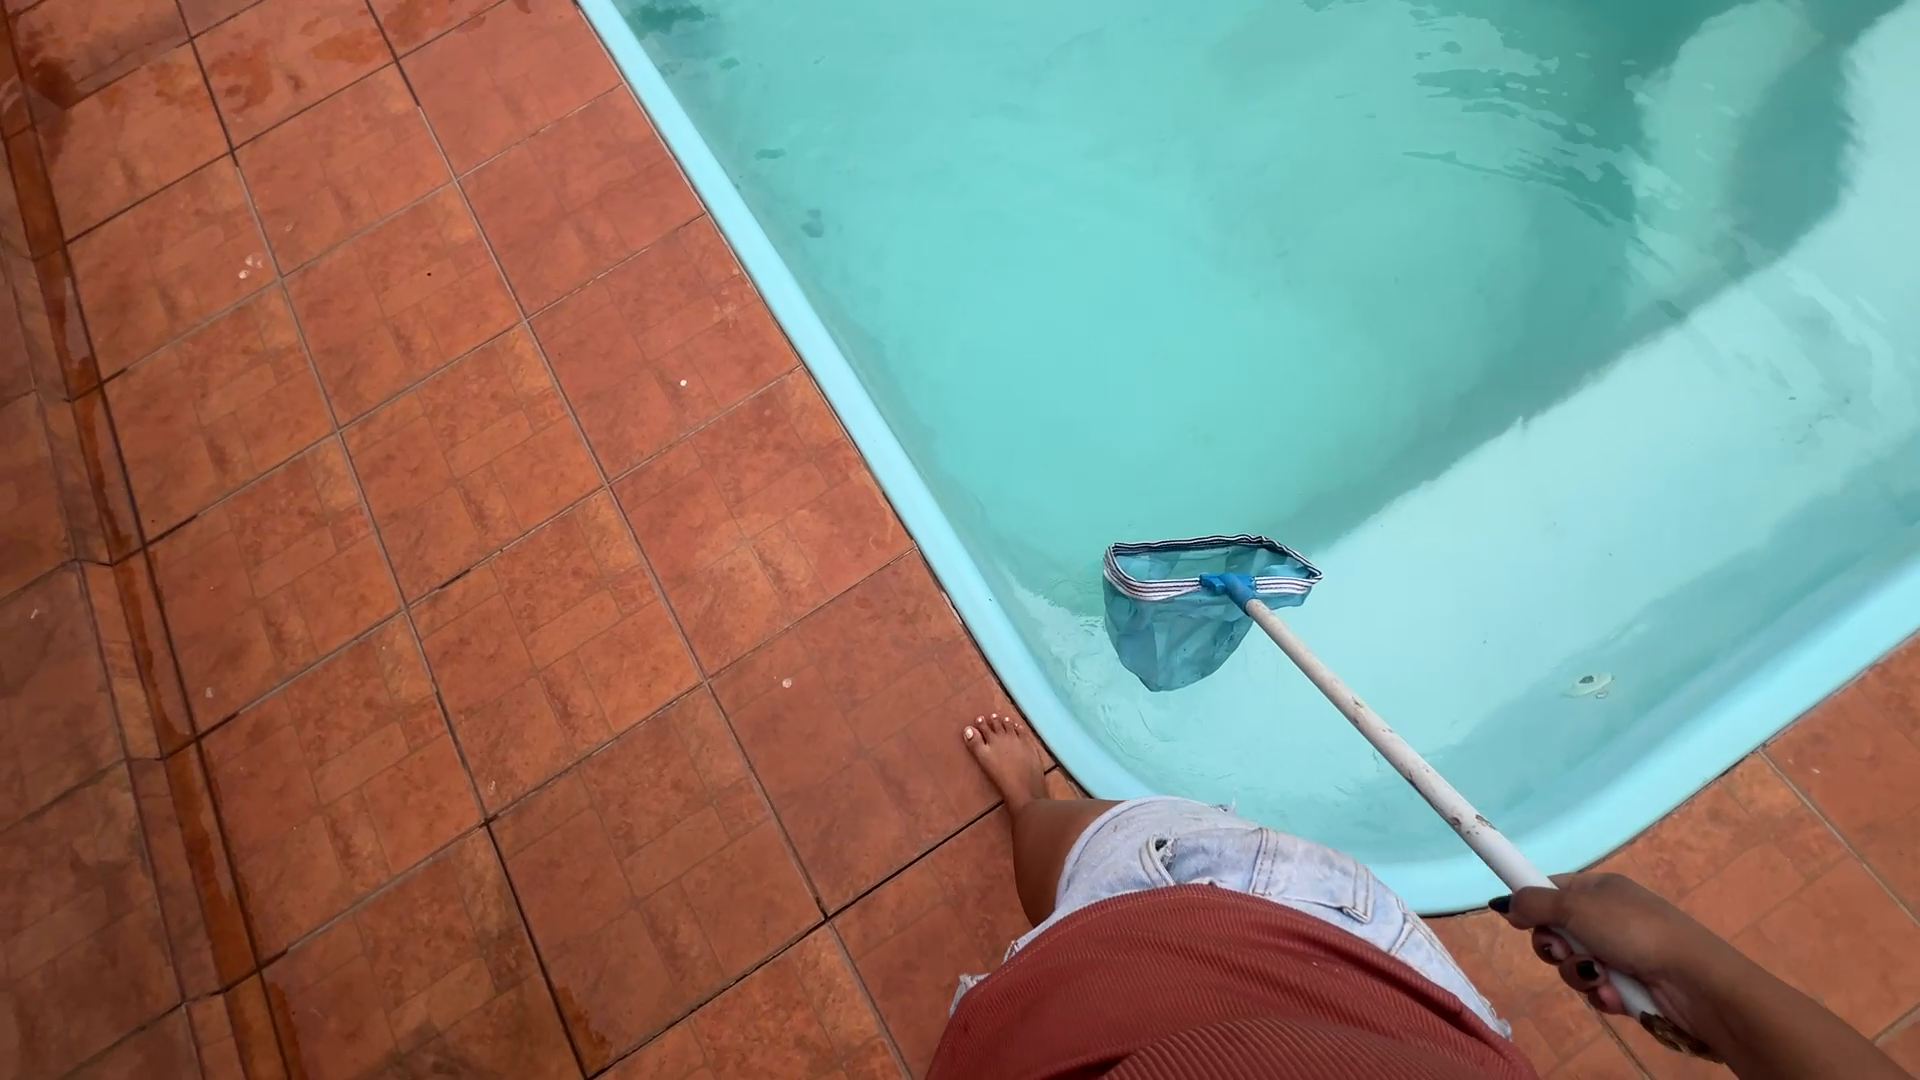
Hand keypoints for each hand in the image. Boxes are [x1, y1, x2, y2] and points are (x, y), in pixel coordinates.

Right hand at [1493, 872, 1745, 1050]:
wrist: (1701, 984)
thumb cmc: (1635, 931)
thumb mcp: (1574, 905)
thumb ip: (1531, 901)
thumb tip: (1504, 906)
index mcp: (1599, 890)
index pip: (1550, 889)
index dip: (1532, 903)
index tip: (1519, 918)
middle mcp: (1609, 919)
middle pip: (1555, 930)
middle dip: (1554, 945)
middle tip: (1562, 950)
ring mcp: (1623, 953)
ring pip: (1573, 963)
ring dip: (1578, 973)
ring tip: (1598, 977)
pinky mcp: (1634, 987)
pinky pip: (1597, 988)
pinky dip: (1601, 993)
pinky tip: (1615, 995)